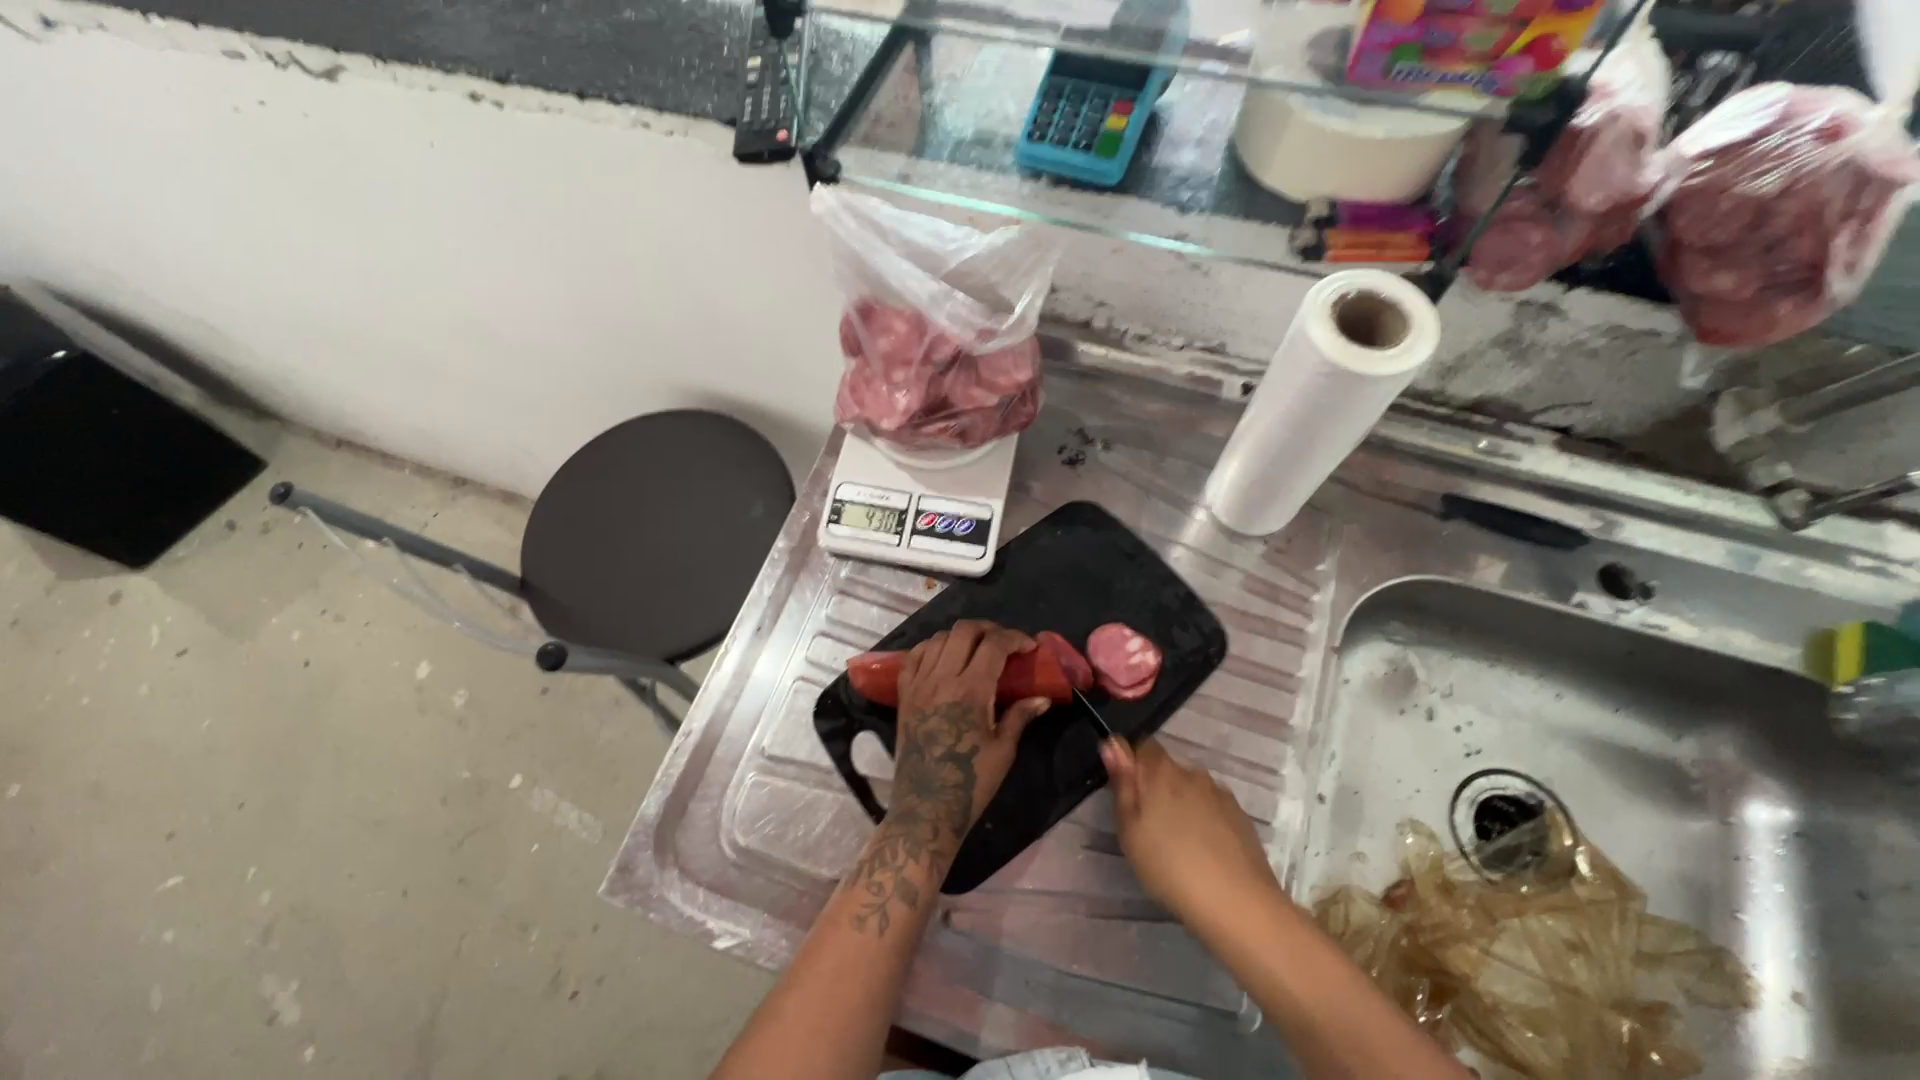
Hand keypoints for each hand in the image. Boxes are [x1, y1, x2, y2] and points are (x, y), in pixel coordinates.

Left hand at [890, 619, 1050, 837]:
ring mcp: (918, 685)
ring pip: (938, 638)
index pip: (993, 644)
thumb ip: (1020, 715)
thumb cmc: (971, 781)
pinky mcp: (903, 695)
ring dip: (961, 636)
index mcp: (971, 690)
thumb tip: (1042, 698)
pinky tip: (944, 657)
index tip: (1029, 647)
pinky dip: (931, 648)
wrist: (927, 806)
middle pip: (964, 631)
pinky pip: (914, 656)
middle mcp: (941, 679)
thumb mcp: (1004, 749)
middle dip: (989, 629)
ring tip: (977, 649)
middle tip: (1005, 643)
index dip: (1015, 638)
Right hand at [1101, 737, 1279, 925]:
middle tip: (1148, 827)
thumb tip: (1112, 744)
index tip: (1126, 794)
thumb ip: (1122, 785)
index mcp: (1162, 773)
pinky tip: (1203, 851)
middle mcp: (1193, 774)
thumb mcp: (1130, 831)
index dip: (1131, 763)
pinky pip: (1212, 808)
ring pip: (1191, 789)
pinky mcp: (1240, 816)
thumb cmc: (1169, 867)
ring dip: (1181, 805)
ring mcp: (1220, 794)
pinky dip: (1204, 820)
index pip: (1142, 745)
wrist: (1236, 902)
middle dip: (1155, 788)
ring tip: (1177, 844)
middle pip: (1167, 769)